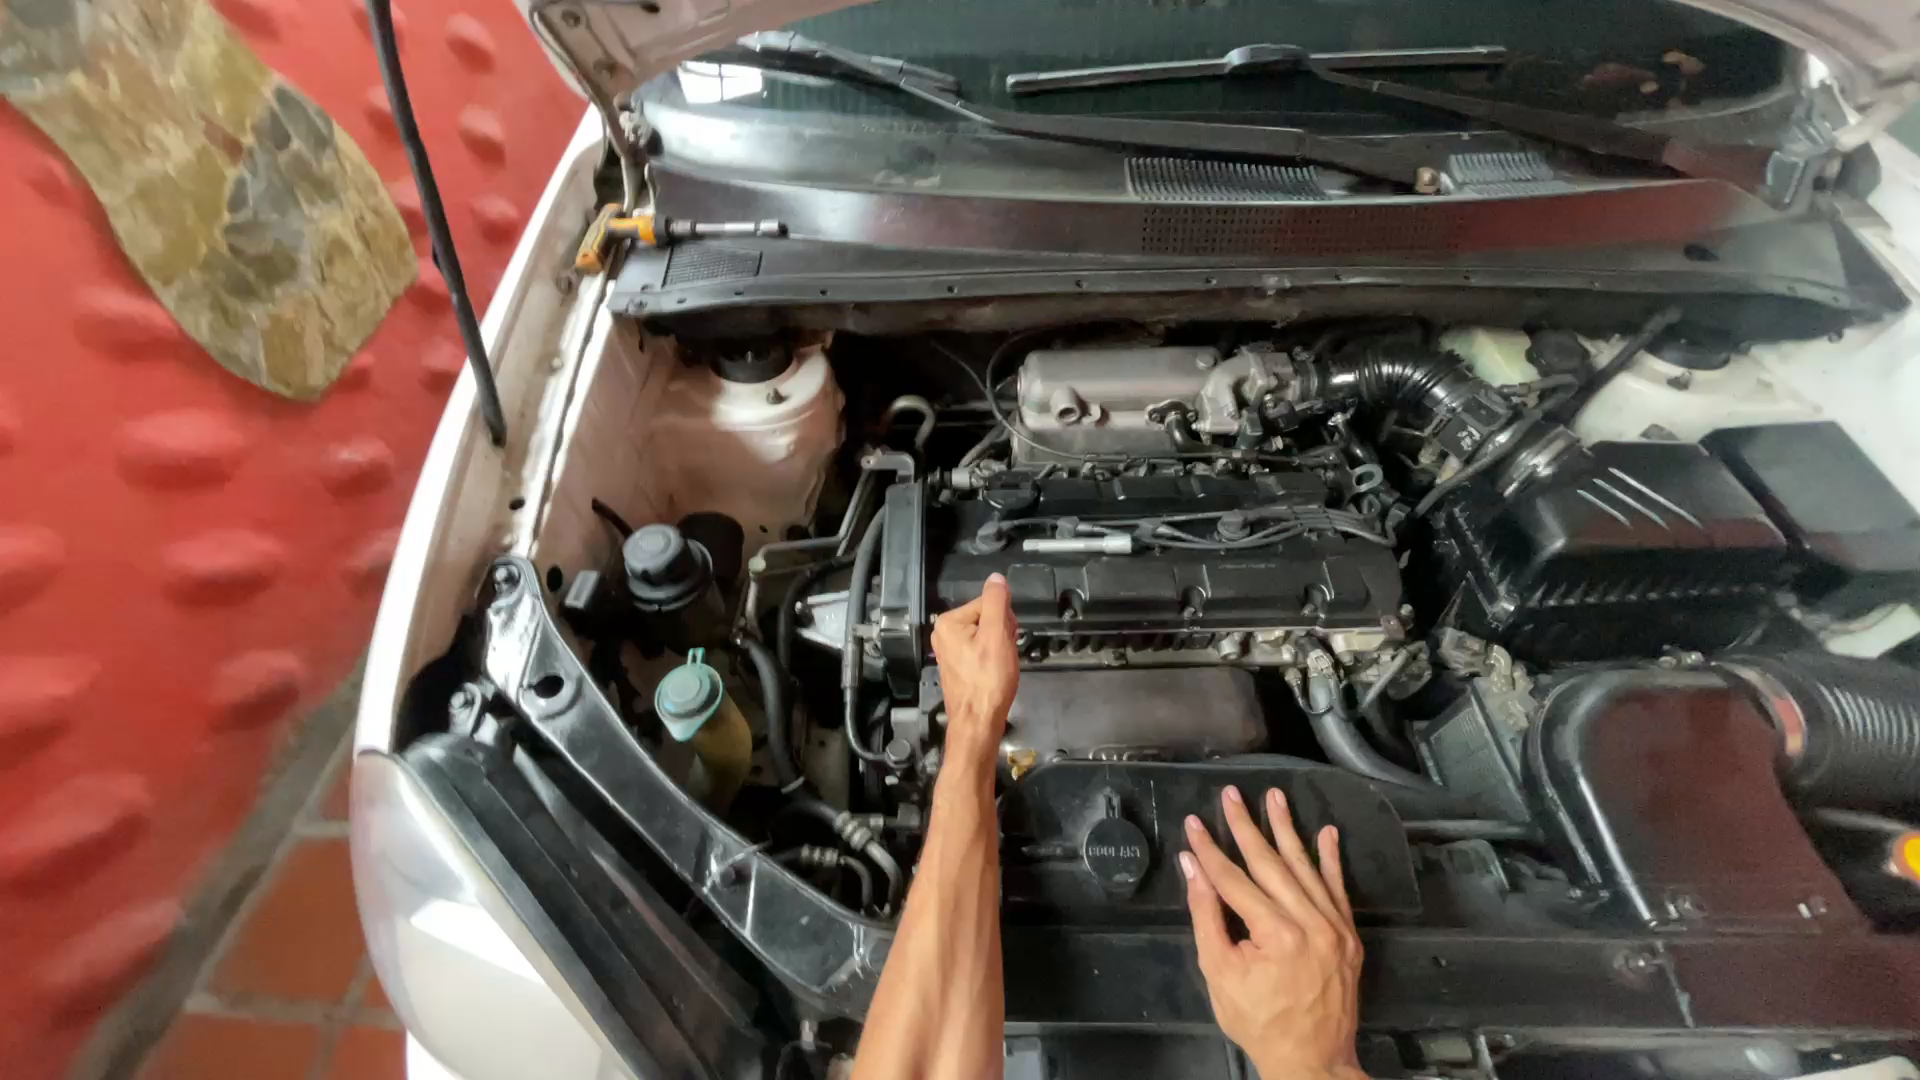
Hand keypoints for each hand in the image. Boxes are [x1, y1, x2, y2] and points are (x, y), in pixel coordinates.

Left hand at [930, 573, 1018, 763]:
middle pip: (986, 618)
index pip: (987, 604)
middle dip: (1002, 633)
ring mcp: (950, 652)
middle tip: (1003, 654)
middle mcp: (944, 634)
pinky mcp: (958, 666)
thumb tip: (996, 578)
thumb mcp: (997, 635)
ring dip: (1000, 647)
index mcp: (948, 622)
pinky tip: (995, 673)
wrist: (979, 722)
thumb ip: (996, 602)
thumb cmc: (988, 680)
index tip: (1006, 639)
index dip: (1004, 620)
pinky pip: (982, 651)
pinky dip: (993, 659)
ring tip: (1000, 665)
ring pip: (987, 635)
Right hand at [1181, 786, 1365, 1079]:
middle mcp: (1311, 923)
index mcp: (1276, 933)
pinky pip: (1338, 889)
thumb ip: (1205, 913)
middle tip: (1231, 795)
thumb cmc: (1257, 1020)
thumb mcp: (1219, 970)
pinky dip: (1331, 859)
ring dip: (1288, 828)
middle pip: (1270, 863)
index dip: (1210, 849)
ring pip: (1306, 867)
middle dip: (1246, 825)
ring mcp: (1335, 928)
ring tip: (1276, 797)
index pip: (1234, 878)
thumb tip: (1192, 866)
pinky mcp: (1349, 936)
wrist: (1313, 1063)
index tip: (1193, 822)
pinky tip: (1327, 833)